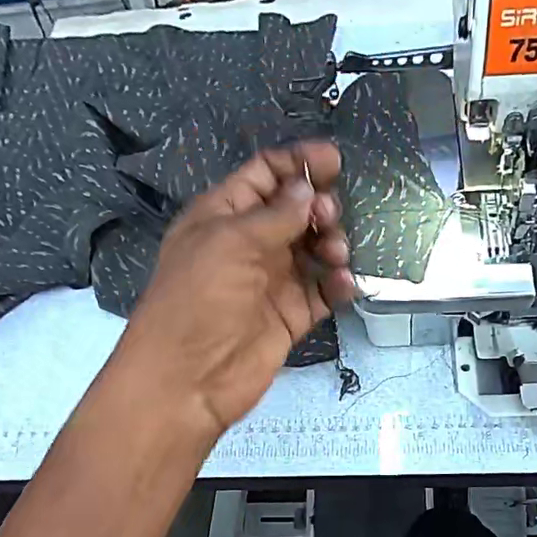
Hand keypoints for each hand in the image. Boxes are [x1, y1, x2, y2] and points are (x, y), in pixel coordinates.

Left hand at [120, 141, 357, 431]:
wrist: (192, 377)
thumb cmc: (199, 300)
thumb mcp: (230, 242)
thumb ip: (276, 215)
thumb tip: (308, 189)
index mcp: (224, 215)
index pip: (264, 176)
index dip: (297, 164)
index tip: (333, 160)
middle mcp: (251, 244)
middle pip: (296, 211)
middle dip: (319, 207)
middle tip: (329, 217)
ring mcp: (274, 280)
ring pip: (315, 249)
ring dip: (333, 244)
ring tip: (336, 254)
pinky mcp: (293, 314)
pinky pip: (324, 291)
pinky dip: (339, 284)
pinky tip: (344, 283)